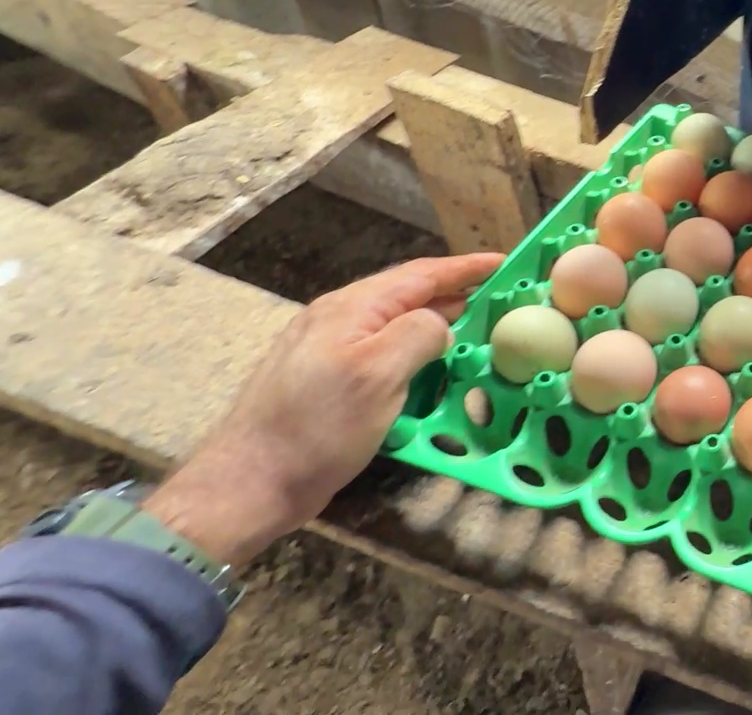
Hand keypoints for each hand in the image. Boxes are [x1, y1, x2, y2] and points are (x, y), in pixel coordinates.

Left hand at [144, 253, 502, 564]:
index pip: (421, 275)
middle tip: (500, 298)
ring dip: (439, 321)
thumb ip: (419, 334)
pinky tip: (434, 365)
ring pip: (397, 322)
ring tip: (477, 329)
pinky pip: (385, 350)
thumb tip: (443, 322)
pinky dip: (418, 349)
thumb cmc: (317, 428)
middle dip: (456, 292)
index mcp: (351, 309)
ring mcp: (329, 350)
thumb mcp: (379, 374)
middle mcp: (338, 319)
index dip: (466, 268)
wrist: (246, 488)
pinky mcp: (328, 380)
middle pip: (409, 294)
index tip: (505, 263)